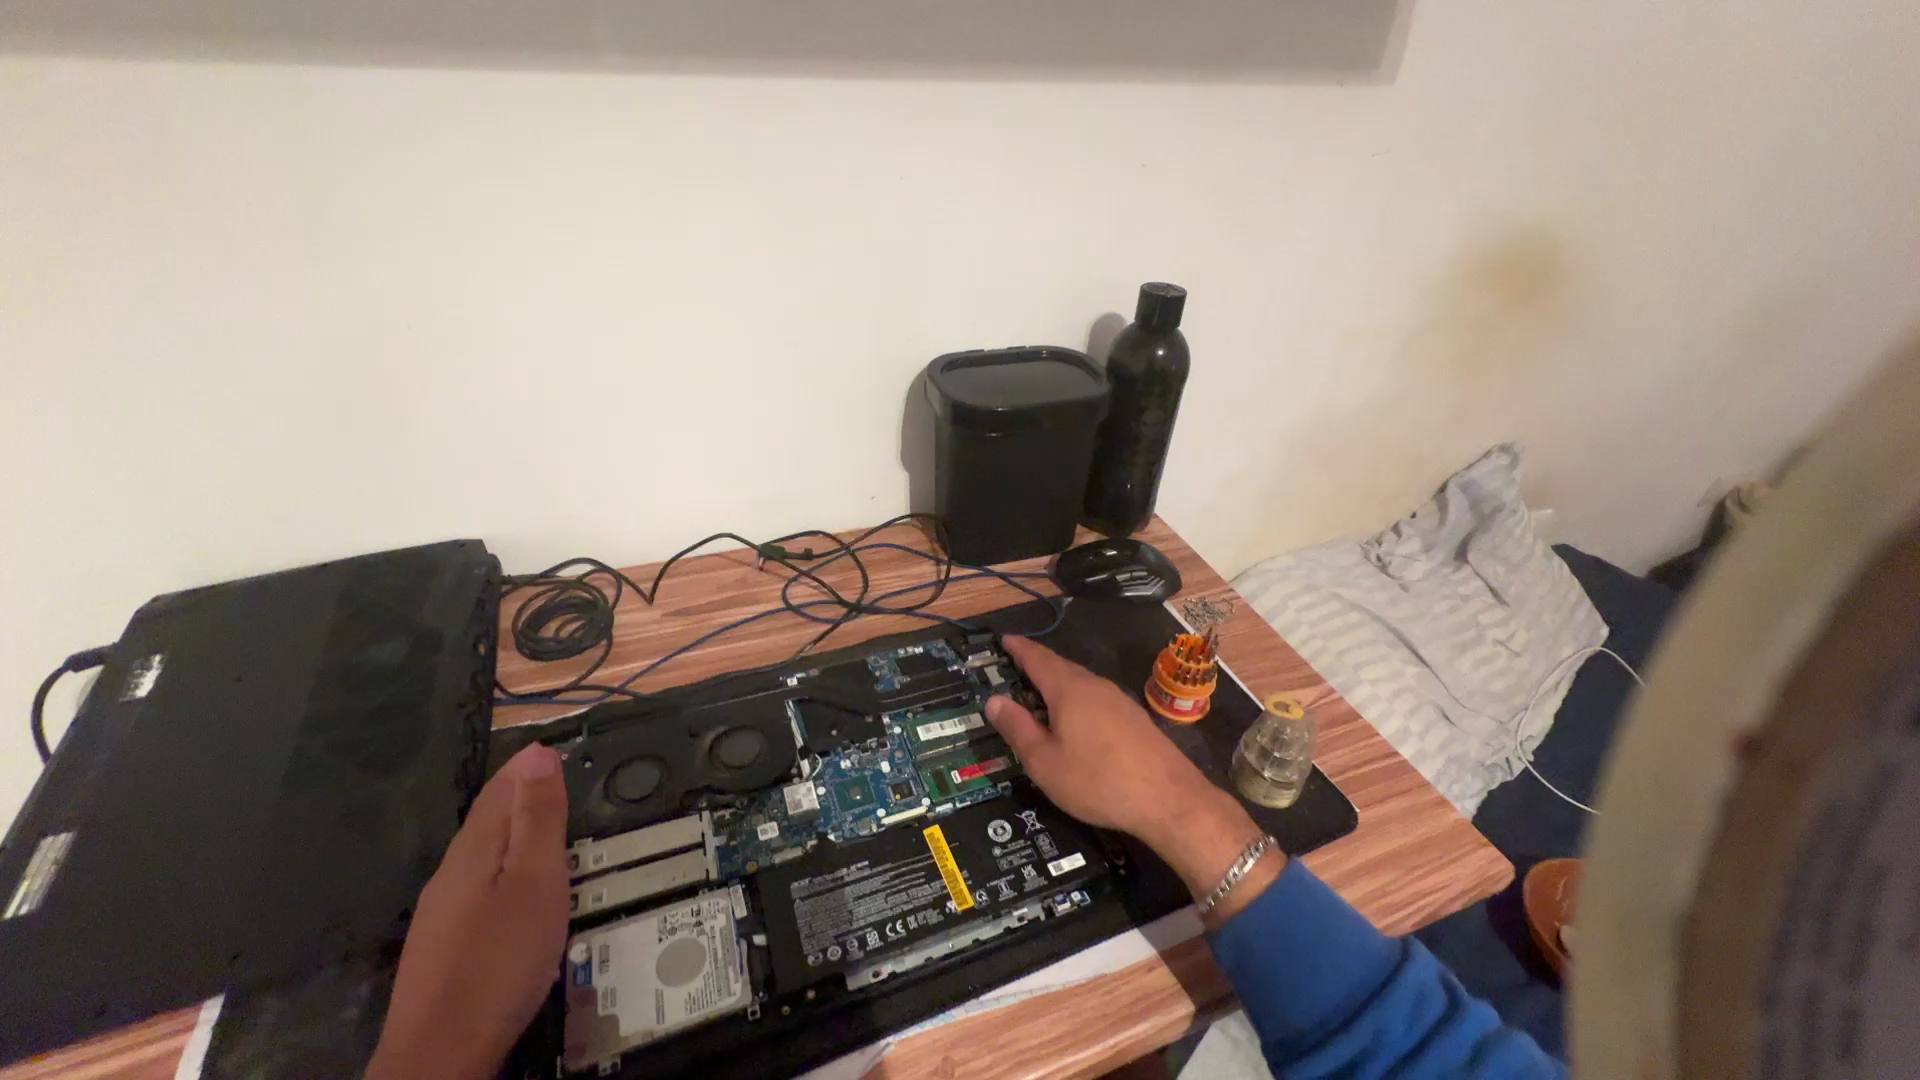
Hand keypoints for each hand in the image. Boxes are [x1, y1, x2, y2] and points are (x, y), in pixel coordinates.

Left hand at [365, 744, 570, 1079]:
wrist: (442, 1052)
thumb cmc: (500, 960)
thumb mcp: (535, 882)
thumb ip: (538, 820)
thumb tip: (536, 755)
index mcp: (475, 851)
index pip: (499, 791)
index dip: (526, 766)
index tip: (553, 746)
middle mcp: (452, 873)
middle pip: (487, 819)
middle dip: (520, 794)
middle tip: (557, 776)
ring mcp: (444, 910)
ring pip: (484, 853)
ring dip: (514, 829)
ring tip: (546, 821)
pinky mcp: (447, 942)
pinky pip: (481, 883)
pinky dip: (506, 865)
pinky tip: (519, 883)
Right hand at [985, 636, 1281, 918]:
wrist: (1169, 800)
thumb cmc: (1098, 781)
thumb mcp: (1045, 762)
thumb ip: (1018, 729)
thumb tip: (994, 700)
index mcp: (1069, 690)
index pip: (1037, 658)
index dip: (1019, 648)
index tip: (1004, 638)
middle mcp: (1095, 685)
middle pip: (1060, 667)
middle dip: (1036, 666)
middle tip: (1015, 669)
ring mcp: (1119, 700)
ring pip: (1080, 683)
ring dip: (1057, 684)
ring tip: (1039, 697)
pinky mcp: (1134, 718)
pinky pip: (1096, 698)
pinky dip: (1076, 700)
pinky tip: (1074, 721)